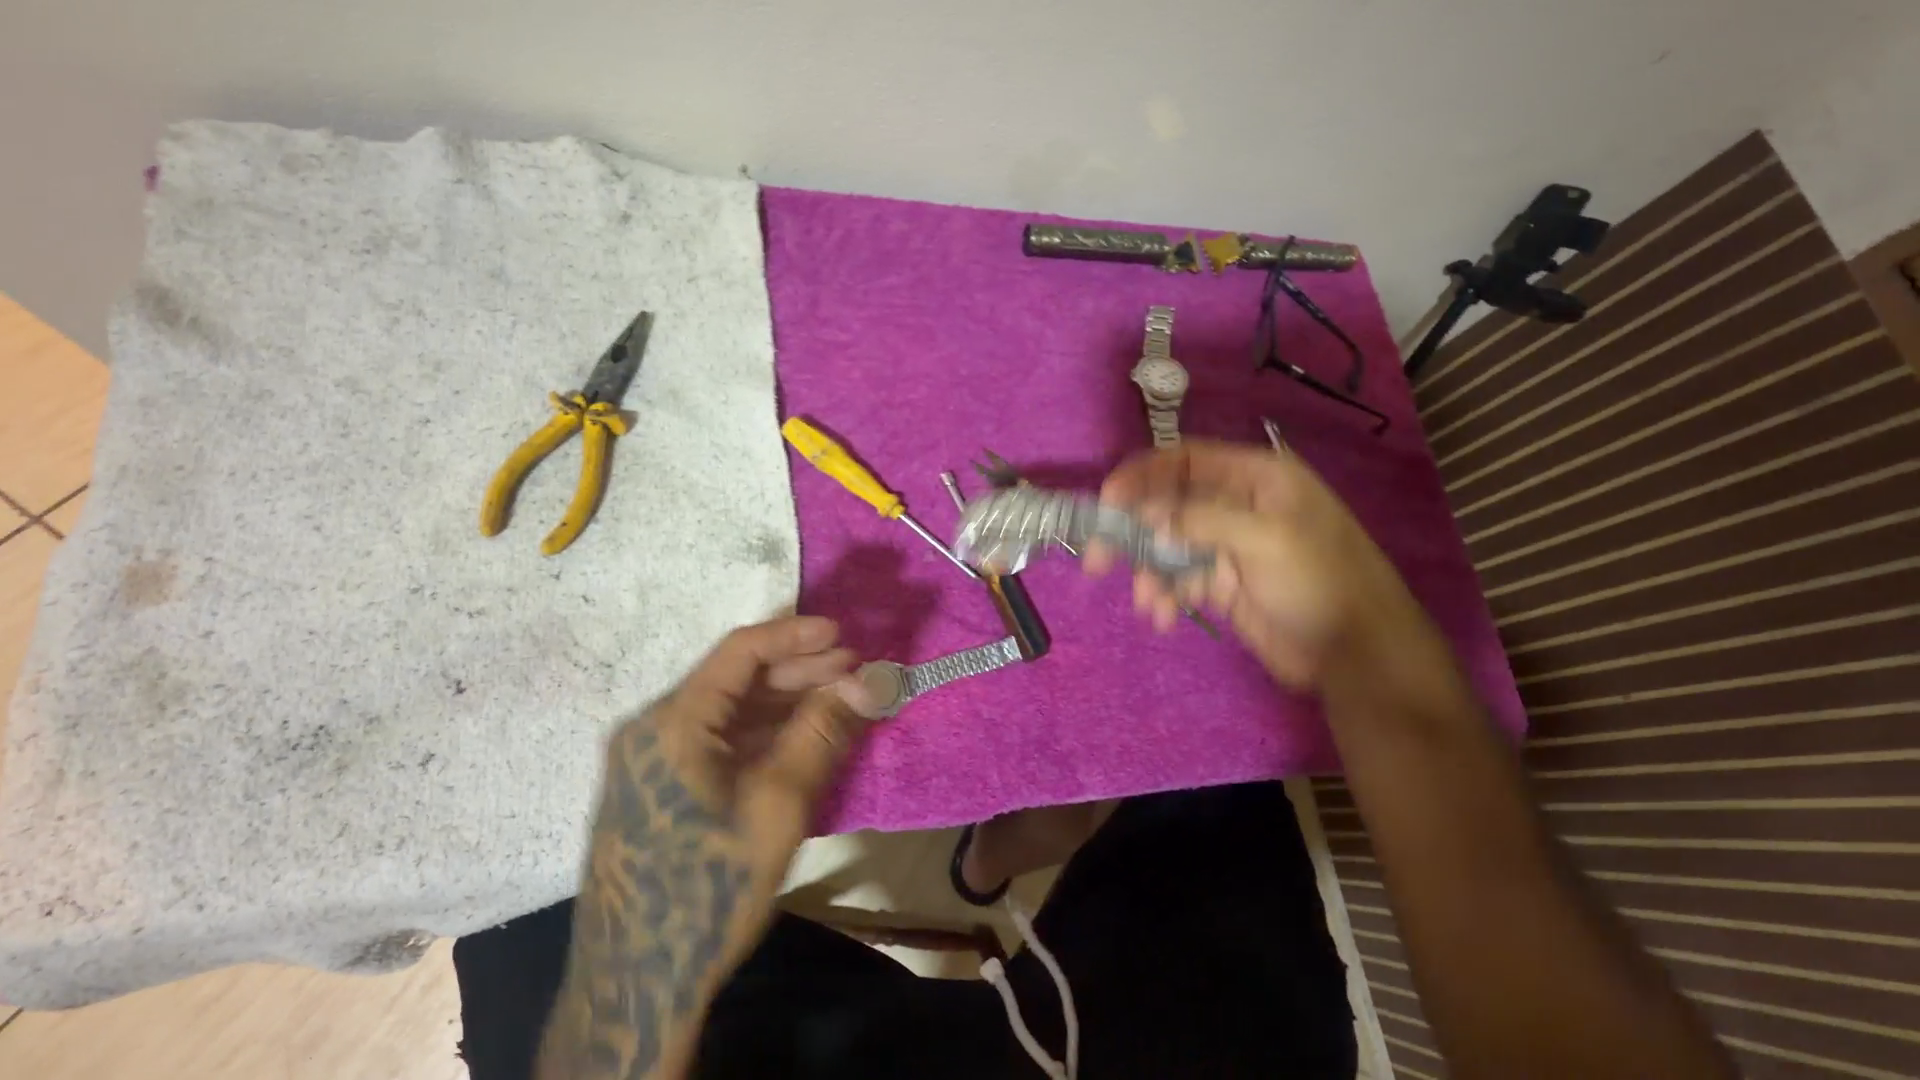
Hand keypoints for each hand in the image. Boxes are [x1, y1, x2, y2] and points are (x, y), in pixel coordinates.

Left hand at [539, 616, 880, 1079]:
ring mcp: (651, 763)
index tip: (845, 635)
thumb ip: (822, 733)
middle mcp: (653, 731)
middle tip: (856, 674)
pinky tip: (802, 742)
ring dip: (784, 705)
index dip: (795, 636)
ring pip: (728, 714)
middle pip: (734, 681)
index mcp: (671, 723)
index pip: (739, 652)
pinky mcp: (659, 791)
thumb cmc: (711, 886)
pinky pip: (716, 744)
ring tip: (840, 704)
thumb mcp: (778, 806)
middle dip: (798, 673)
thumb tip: (869, 681)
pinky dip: (762, 737)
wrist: (637, 980)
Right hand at [1092, 441, 1428, 689]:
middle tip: (1096, 560)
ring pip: (1169, 548)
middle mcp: (1239, 506)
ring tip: (1149, 604)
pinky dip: (1166, 597)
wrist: (1357, 652)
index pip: (1187, 461)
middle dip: (1134, 533)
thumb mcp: (1265, 539)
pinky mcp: (1224, 586)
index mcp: (1257, 479)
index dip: (1143, 476)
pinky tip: (1164, 618)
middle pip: (1170, 505)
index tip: (1107, 503)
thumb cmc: (1320, 580)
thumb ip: (1201, 520)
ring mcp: (1230, 548)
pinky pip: (1180, 582)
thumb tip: (1146, 517)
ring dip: (1150, 574)